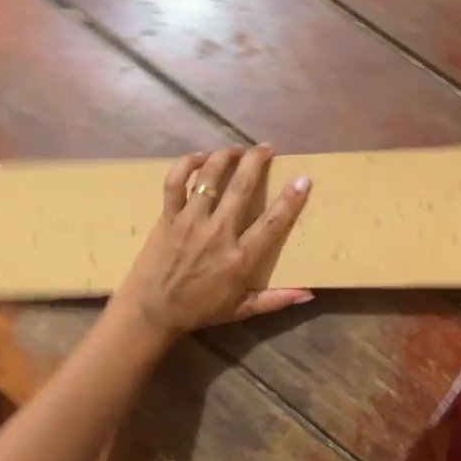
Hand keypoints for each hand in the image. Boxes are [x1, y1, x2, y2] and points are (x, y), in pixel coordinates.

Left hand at [110, 146, 312, 337]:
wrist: (152, 312)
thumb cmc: (199, 310)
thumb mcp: (242, 309)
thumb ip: (276, 299)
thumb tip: (309, 293)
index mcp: (240, 258)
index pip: (271, 223)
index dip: (290, 199)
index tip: (303, 179)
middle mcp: (218, 233)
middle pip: (241, 187)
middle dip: (256, 162)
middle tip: (266, 148)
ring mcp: (191, 221)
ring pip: (209, 178)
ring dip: (224, 156)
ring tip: (236, 149)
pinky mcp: (168, 217)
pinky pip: (175, 183)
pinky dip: (186, 165)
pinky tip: (198, 157)